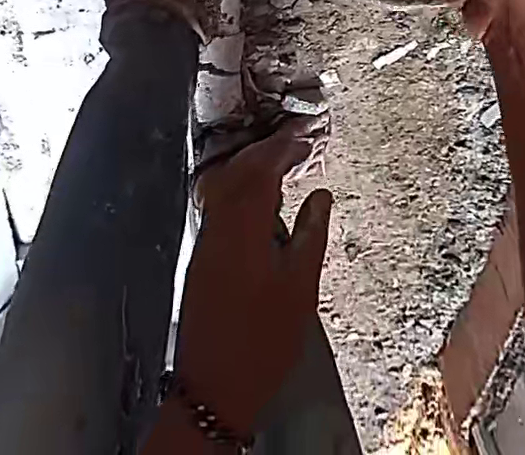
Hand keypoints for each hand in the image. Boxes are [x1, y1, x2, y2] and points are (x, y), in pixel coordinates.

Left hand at [172, 115, 333, 435]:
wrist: (213, 389)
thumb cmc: (264, 338)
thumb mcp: (300, 286)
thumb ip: (310, 233)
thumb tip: (321, 194)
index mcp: (243, 227)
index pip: (261, 170)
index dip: (283, 147)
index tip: (304, 134)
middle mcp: (218, 226)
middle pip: (238, 171)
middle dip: (267, 150)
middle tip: (295, 141)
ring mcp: (206, 240)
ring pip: (225, 185)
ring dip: (251, 165)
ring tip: (280, 161)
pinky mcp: (202, 255)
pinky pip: (220, 202)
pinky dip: (240, 186)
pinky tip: (258, 197)